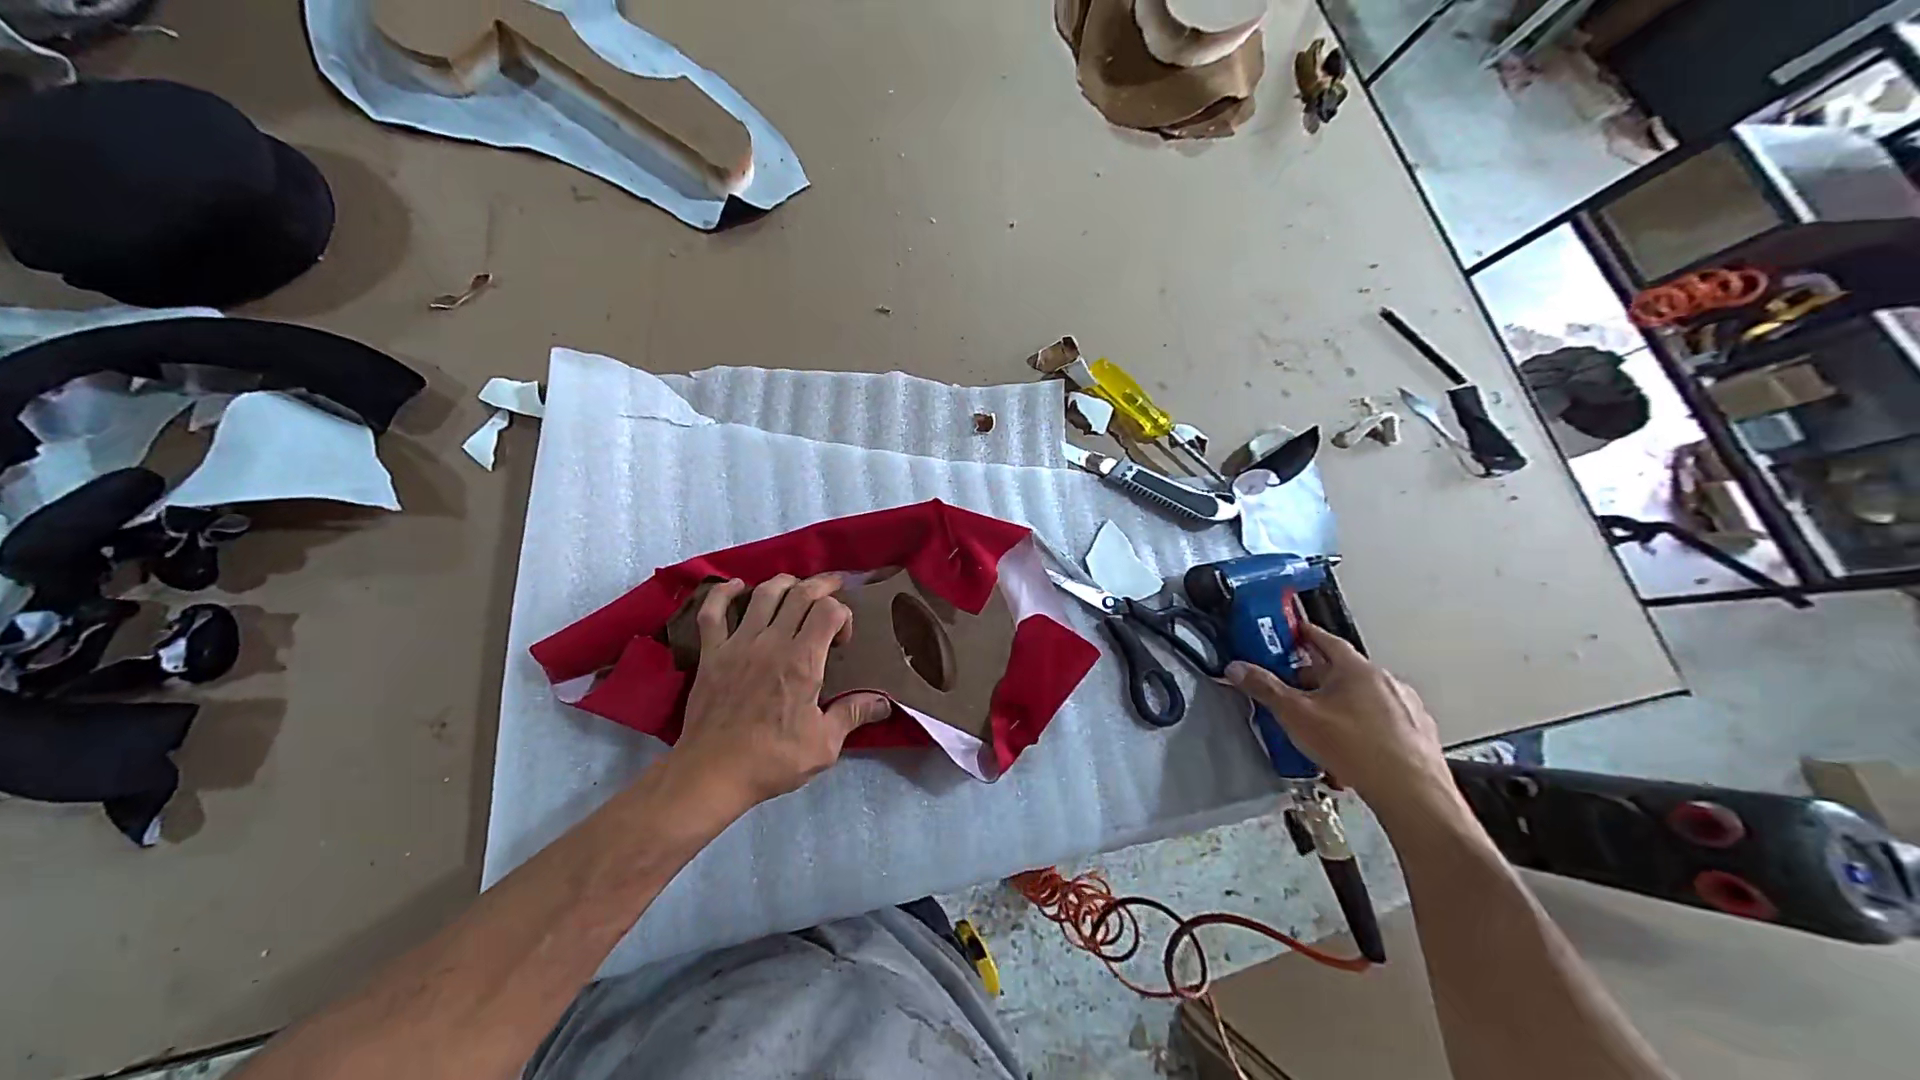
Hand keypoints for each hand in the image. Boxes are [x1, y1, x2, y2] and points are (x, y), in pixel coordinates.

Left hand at [671, 574, 891, 809]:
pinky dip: (723, 593)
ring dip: (784, 583)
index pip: (829, 611)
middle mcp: (771, 643)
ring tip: (796, 587)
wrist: (712, 773)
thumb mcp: (823, 744)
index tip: (841, 640)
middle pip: (800, 594)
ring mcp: (737, 644)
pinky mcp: (711, 653)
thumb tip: (884, 702)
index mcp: (802, 662)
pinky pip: (712, 612)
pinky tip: (735, 586)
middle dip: (821, 585)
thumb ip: (852, 714)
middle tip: (833, 587)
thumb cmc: (772, 760)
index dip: (843, 614)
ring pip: (762, 595)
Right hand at [1225, 624, 1456, 821]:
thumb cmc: (1358, 750)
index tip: (1294, 631)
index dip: (1305, 634)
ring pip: (1362, 697)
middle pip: (1341, 670)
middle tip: (1292, 689)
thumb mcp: (1296, 715)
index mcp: (1356, 669)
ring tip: (1318, 726)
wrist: (1410, 792)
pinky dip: (1362, 726)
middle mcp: (1384, 681)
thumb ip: (1264, 688)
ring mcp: (1404, 707)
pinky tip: (1347, 747)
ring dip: (1340, 704)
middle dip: (1315, 678)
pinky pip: (1381, 720)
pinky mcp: (1415, 733)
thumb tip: (1240, 670)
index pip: (1325, 639)